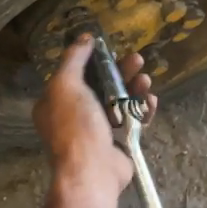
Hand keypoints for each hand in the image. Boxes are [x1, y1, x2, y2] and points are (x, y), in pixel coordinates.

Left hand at [33, 37, 155, 194]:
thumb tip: (85, 38)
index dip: (93, 61)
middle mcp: (75, 115)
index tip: (110, 50)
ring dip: (134, 88)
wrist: (92, 170)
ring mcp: (97, 130)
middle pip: (101, 86)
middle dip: (120, 71)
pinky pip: (132, 120)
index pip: (75, 75)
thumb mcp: (66, 84)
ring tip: (146, 80)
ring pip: (119, 102)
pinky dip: (142, 110)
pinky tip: (150, 102)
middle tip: (137, 59)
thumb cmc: (75, 125)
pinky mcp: (118, 142)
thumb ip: (74, 59)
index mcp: (56, 102)